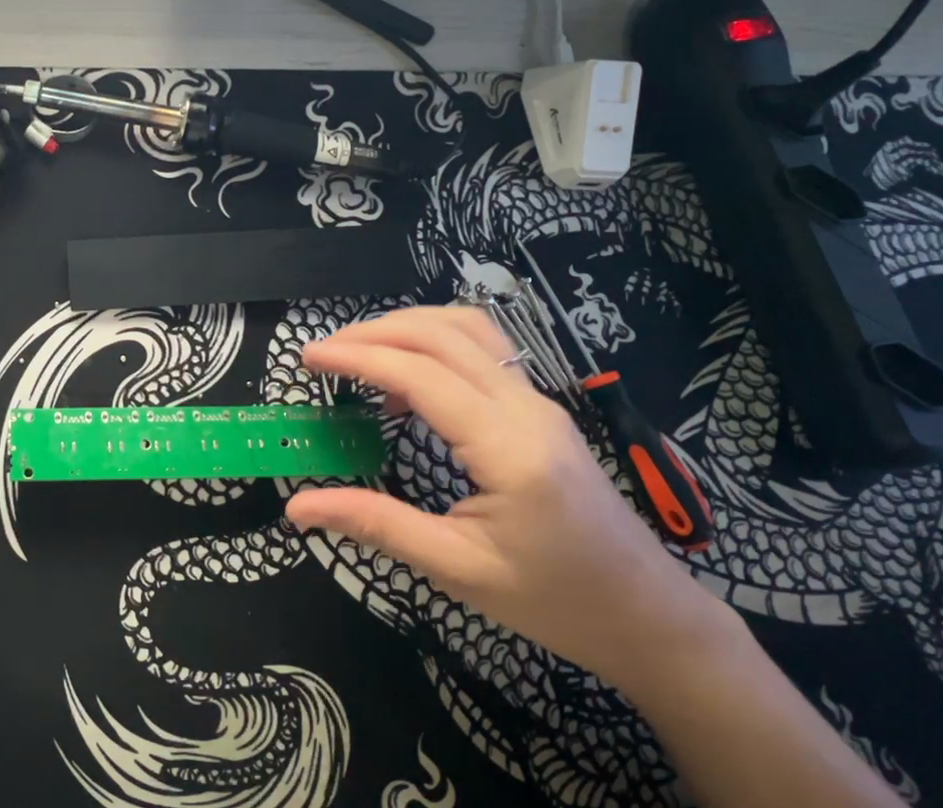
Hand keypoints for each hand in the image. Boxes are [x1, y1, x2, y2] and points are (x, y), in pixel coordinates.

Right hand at [285, 307, 731, 687]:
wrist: (645, 614)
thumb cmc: (554, 600)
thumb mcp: (458, 569)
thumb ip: (377, 524)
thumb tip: (297, 507)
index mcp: (509, 448)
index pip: (422, 374)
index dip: (359, 358)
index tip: (308, 357)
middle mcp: (526, 409)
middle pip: (444, 334)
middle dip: (376, 331)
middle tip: (323, 352)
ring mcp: (539, 404)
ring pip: (469, 330)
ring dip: (409, 327)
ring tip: (359, 353)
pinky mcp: (540, 412)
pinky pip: (483, 352)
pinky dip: (435, 344)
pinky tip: (406, 383)